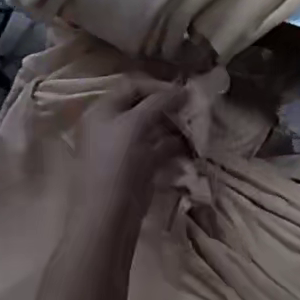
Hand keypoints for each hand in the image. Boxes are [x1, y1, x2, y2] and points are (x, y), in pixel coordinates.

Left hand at [70, 83, 184, 223]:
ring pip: (155, 128)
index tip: (185, 93)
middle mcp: (112, 126)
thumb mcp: (135, 125)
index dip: (158, 86)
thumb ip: (158, 103)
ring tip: (197, 127)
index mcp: (102, 111)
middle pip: (144, 107)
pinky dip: (176, 145)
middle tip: (194, 109)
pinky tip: (192, 146)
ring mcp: (126, 147)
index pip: (132, 86)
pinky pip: (160, 149)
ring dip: (176, 126)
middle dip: (170, 106)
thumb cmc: (117, 163)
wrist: (109, 213)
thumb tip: (183, 90)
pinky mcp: (139, 166)